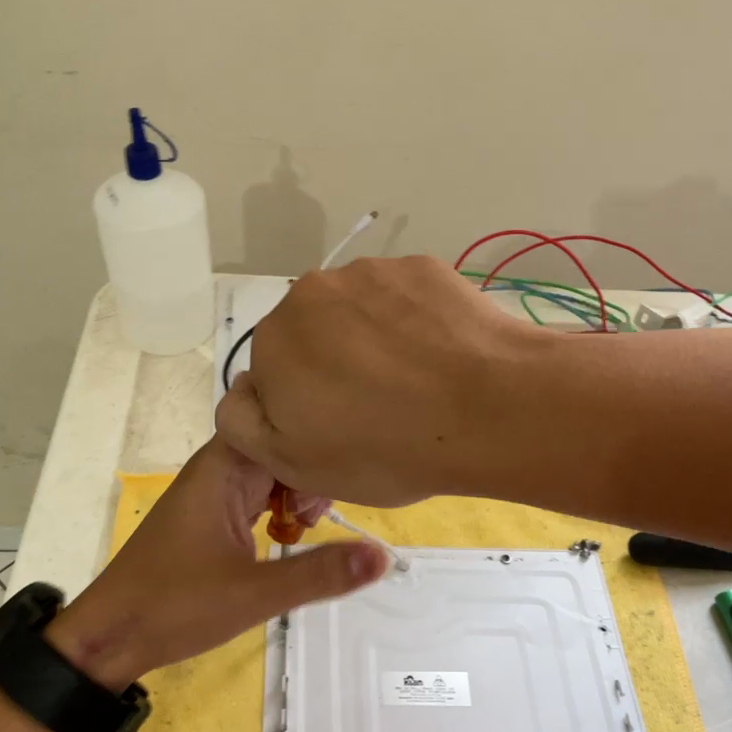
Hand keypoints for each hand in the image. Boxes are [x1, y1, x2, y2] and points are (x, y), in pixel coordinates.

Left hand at [43, 436, 389, 690]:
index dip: (316, 448)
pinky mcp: (205, 520)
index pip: (282, 427)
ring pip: (267, 475)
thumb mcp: (255, 593)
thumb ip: (320, 572)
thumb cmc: (175, 607)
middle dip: (309, 475)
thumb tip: (383, 555)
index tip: (336, 488)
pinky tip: (286, 540)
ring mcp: (208, 495)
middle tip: (321, 518)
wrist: (110, 636)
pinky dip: (274, 512)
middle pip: (278, 447)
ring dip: (293, 496)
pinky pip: (252, 498)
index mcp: (223, 469)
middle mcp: (215, 471)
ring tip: (305, 530)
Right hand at [215, 255, 550, 505]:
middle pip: (312, 338)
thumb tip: (243, 393)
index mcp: (272, 339)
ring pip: (358, 316)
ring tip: (415, 389)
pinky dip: (413, 327)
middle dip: (332, 371)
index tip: (338, 435)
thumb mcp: (293, 464)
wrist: (489, 409)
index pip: (272, 376)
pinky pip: (403, 302)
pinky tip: (440, 361)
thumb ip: (242, 426)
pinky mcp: (423, 267)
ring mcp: (371, 272)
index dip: (301, 411)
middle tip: (377, 415)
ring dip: (372, 346)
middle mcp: (311, 292)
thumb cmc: (383, 448)